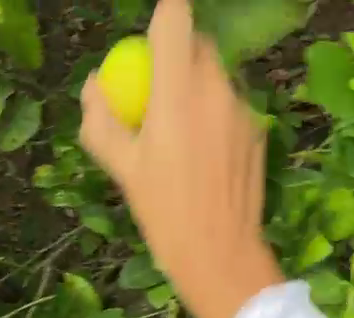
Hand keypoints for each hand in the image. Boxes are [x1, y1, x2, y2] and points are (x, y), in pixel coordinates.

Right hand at [80, 0, 284, 317]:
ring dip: (200, 91)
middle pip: (198, 44)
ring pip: (219, 77)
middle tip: (160, 99)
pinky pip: (234, 108)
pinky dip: (219, 118)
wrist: (221, 257)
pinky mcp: (259, 133)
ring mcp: (244, 110)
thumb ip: (102, 120)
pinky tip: (209, 160)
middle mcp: (216, 89)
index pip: (175, 15)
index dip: (162, 21)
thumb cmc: (166, 216)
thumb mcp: (123, 171)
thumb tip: (93, 85)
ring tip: (184, 139)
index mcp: (178, 90)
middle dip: (178, 59)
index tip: (150, 46)